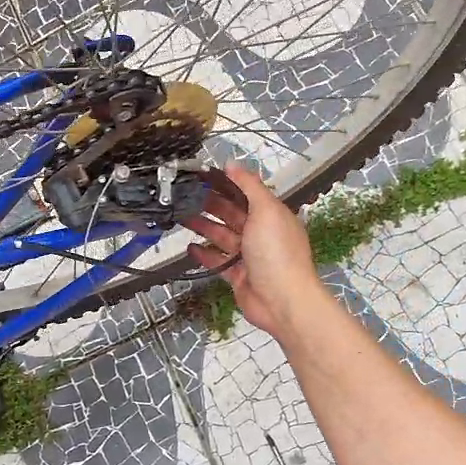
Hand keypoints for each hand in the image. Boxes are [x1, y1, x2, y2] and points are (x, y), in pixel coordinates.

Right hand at [182, 164, 328, 338]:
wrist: (282, 300)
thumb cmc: (277, 252)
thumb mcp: (267, 210)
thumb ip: (250, 185)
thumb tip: (232, 164)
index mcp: (272, 215)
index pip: (246, 193)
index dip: (225, 183)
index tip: (202, 175)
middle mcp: (261, 233)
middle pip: (232, 214)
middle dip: (210, 204)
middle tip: (185, 194)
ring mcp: (249, 256)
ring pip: (222, 236)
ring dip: (204, 226)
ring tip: (182, 216)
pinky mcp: (237, 276)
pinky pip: (218, 261)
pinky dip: (205, 254)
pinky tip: (191, 247)